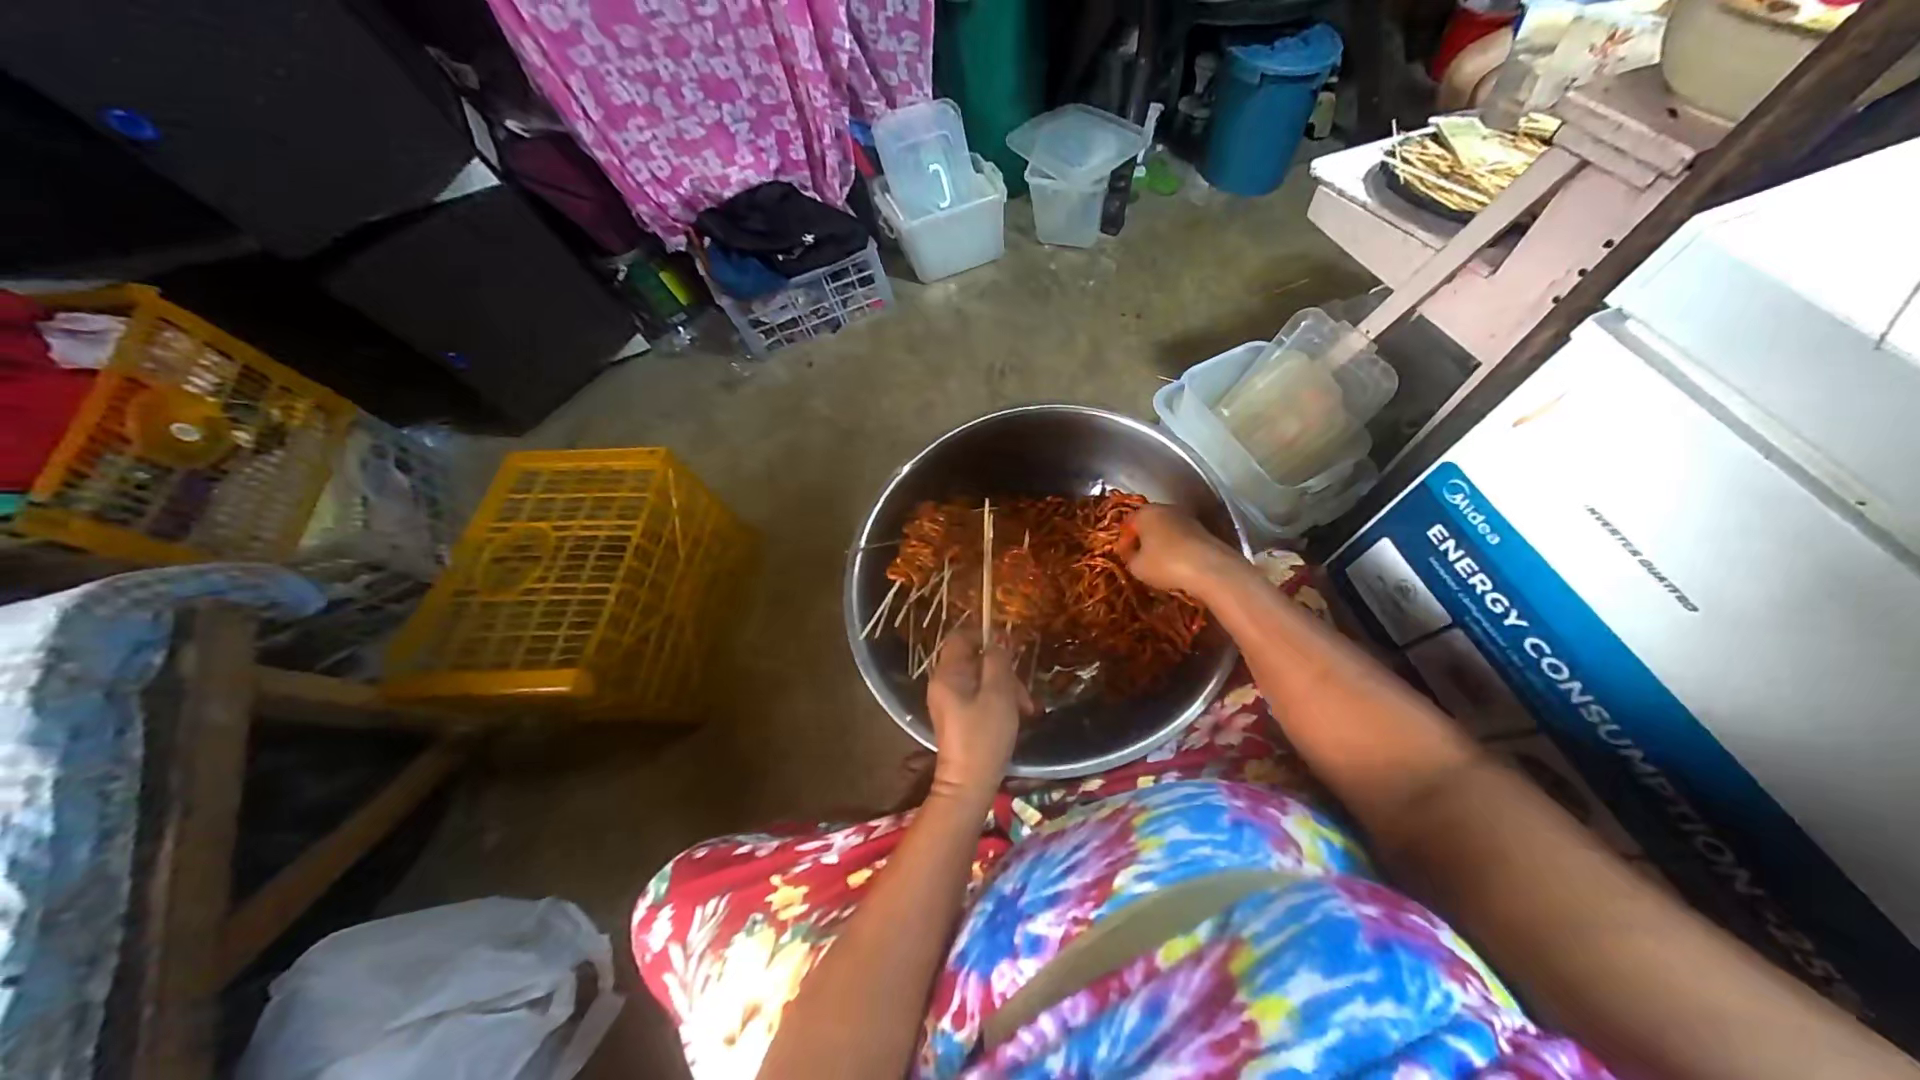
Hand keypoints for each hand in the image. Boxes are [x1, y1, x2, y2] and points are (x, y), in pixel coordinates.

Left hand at [925, 627, 1031, 798]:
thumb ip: (997, 661)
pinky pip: (977, 697)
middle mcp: (943, 683)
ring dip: (1005, 688)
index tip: (1010, 647)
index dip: (985, 635)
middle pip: (974, 659)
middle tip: (1023, 691)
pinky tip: (1016, 716)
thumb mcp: (998, 693)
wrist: (968, 784)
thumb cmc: (984, 735)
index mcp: (948, 673)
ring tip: (1026, 708)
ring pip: (980, 679)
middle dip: (1003, 670)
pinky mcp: (957, 717)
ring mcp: (948, 701)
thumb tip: (996, 640)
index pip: (960, 636)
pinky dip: (997, 701)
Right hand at [1118, 504, 1242, 594]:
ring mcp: (1187, 517)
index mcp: (1144, 512)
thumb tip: (1133, 553)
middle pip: (1149, 522)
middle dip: (1144, 538)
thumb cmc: (1164, 564)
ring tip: (1159, 563)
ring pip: (1167, 529)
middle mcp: (1166, 508)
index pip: (1127, 522)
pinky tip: (1177, 563)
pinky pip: (1182, 537)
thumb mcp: (1136, 567)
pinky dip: (1178, 547)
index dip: (1124, 540)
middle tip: (1140, 558)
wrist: (1209, 568)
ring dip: (1162, 542)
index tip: (1124, 555)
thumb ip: (1129, 557)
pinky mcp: (1203, 529)